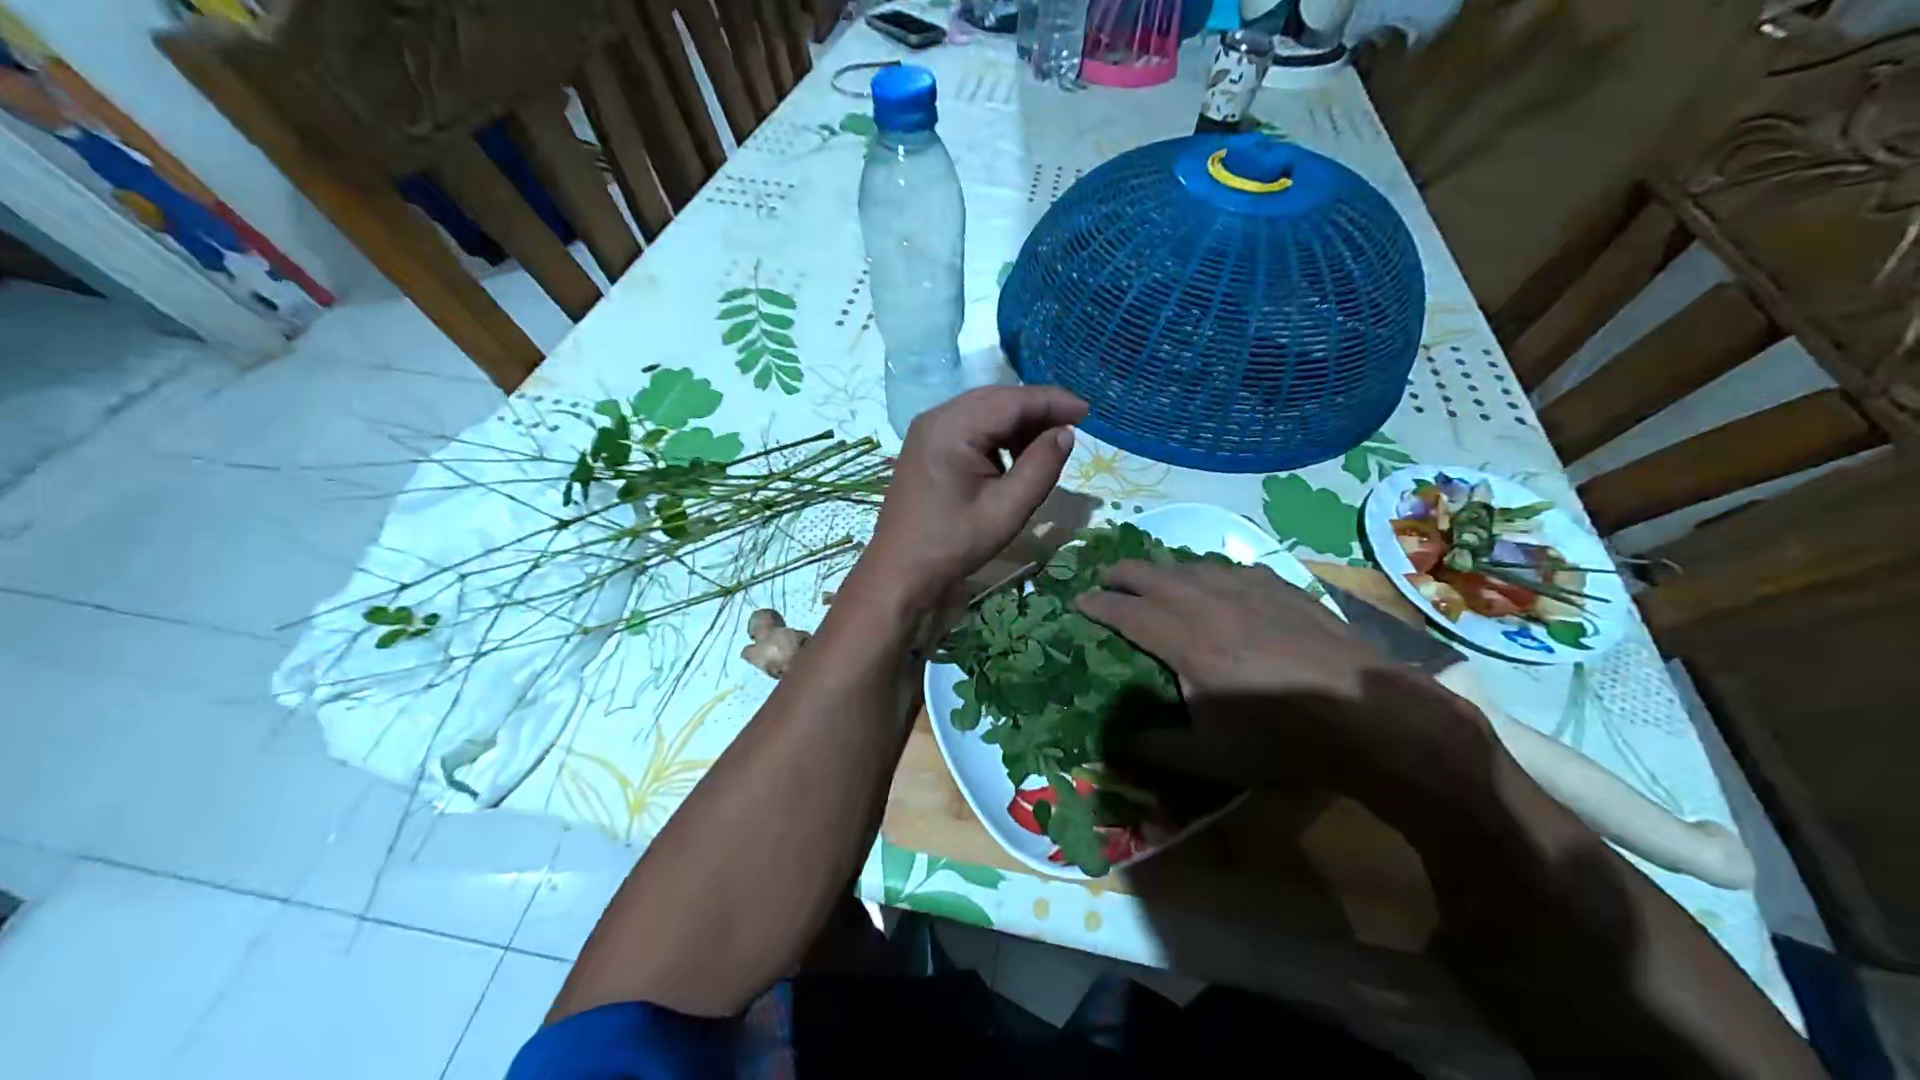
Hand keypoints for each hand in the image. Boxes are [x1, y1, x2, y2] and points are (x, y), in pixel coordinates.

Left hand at [857, 386, 1087, 604]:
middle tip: (1074, 427)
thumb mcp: (1007, 509)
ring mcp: (927, 430)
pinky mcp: (926, 445)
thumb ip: (1041, 466)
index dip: (1053, 402)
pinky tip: (1014, 457)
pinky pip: (969, 426)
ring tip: (1047, 447)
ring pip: (984, 411)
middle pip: (997, 399)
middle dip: (1038, 410)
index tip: (1088, 411)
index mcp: (952, 428)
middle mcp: (936, 417)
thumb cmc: (953, 544)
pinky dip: (997, 435)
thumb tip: (1066, 431)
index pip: (1012, 400)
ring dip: (1018, 423)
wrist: (901, 571)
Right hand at [1078, 560, 1493, 798]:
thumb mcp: (1209, 757)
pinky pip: (1230, 567)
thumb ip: (1156, 748)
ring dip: (1162, 568)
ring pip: (1190, 565)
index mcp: (1184, 641)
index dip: (1098, 604)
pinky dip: (1207, 571)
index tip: (1080, 600)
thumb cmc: (1281, 738)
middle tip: (1105, 578)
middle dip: (1121, 573)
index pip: (1127, 611)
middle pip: (1152, 574)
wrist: (1367, 715)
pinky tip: (1213, 581)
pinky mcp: (1281, 587)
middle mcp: (1208, 603)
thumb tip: (1116, 746)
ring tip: (1152, 577)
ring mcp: (1247, 590)